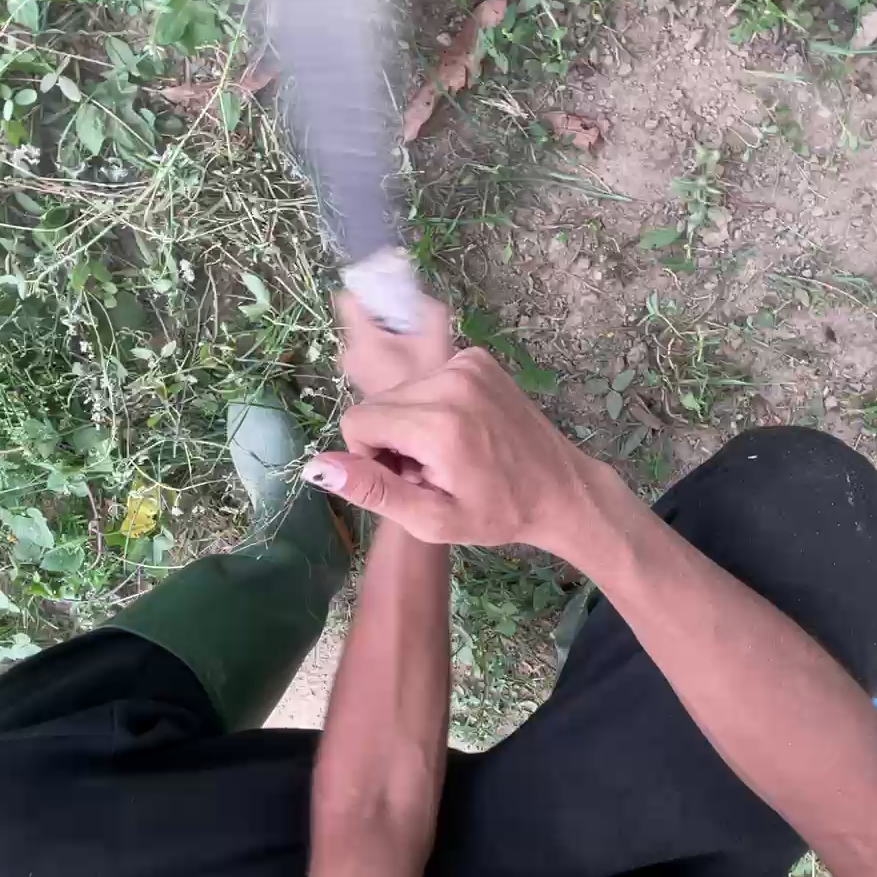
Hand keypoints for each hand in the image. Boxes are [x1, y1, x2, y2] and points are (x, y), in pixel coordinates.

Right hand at [301, 348, 613, 554]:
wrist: (560, 488)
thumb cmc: (497, 513)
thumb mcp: (432, 519)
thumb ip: (372, 489)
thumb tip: (316, 464)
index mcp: (439, 425)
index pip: (357, 420)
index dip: (369, 454)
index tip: (405, 477)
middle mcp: (451, 382)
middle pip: (379, 403)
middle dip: (390, 438)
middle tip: (429, 468)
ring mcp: (468, 363)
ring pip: (401, 390)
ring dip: (411, 421)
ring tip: (448, 452)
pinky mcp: (478, 357)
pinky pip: (427, 377)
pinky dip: (433, 404)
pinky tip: (461, 431)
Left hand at [337, 292, 452, 396]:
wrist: (423, 424)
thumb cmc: (430, 380)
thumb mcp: (438, 338)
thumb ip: (428, 309)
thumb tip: (417, 296)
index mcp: (362, 340)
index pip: (349, 298)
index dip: (370, 292)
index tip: (393, 298)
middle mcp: (349, 353)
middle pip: (360, 318)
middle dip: (383, 317)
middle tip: (411, 330)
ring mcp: (352, 370)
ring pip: (365, 336)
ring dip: (386, 336)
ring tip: (411, 350)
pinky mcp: (360, 380)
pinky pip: (369, 353)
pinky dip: (385, 352)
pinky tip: (406, 365)